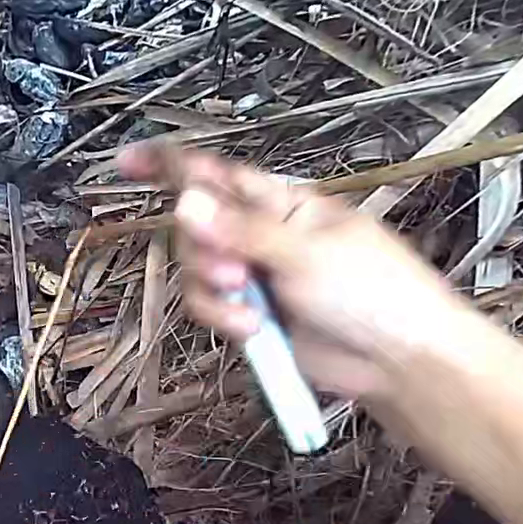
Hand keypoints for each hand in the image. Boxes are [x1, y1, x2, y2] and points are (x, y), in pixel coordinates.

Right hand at [122, 144, 475, 397]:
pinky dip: (223, 318)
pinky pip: (209, 307)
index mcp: (283, 204)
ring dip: (214, 292)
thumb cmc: (375, 293)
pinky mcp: (247, 314)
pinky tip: (253, 328)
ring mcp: (253, 277)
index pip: (217, 176)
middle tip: (236, 272)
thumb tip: (186, 203)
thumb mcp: (305, 253)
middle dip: (206, 253)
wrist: (395, 362)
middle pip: (196, 230)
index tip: (127, 162)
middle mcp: (261, 236)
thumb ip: (241, 231)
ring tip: (249, 308)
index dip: (170, 166)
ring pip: (197, 273)